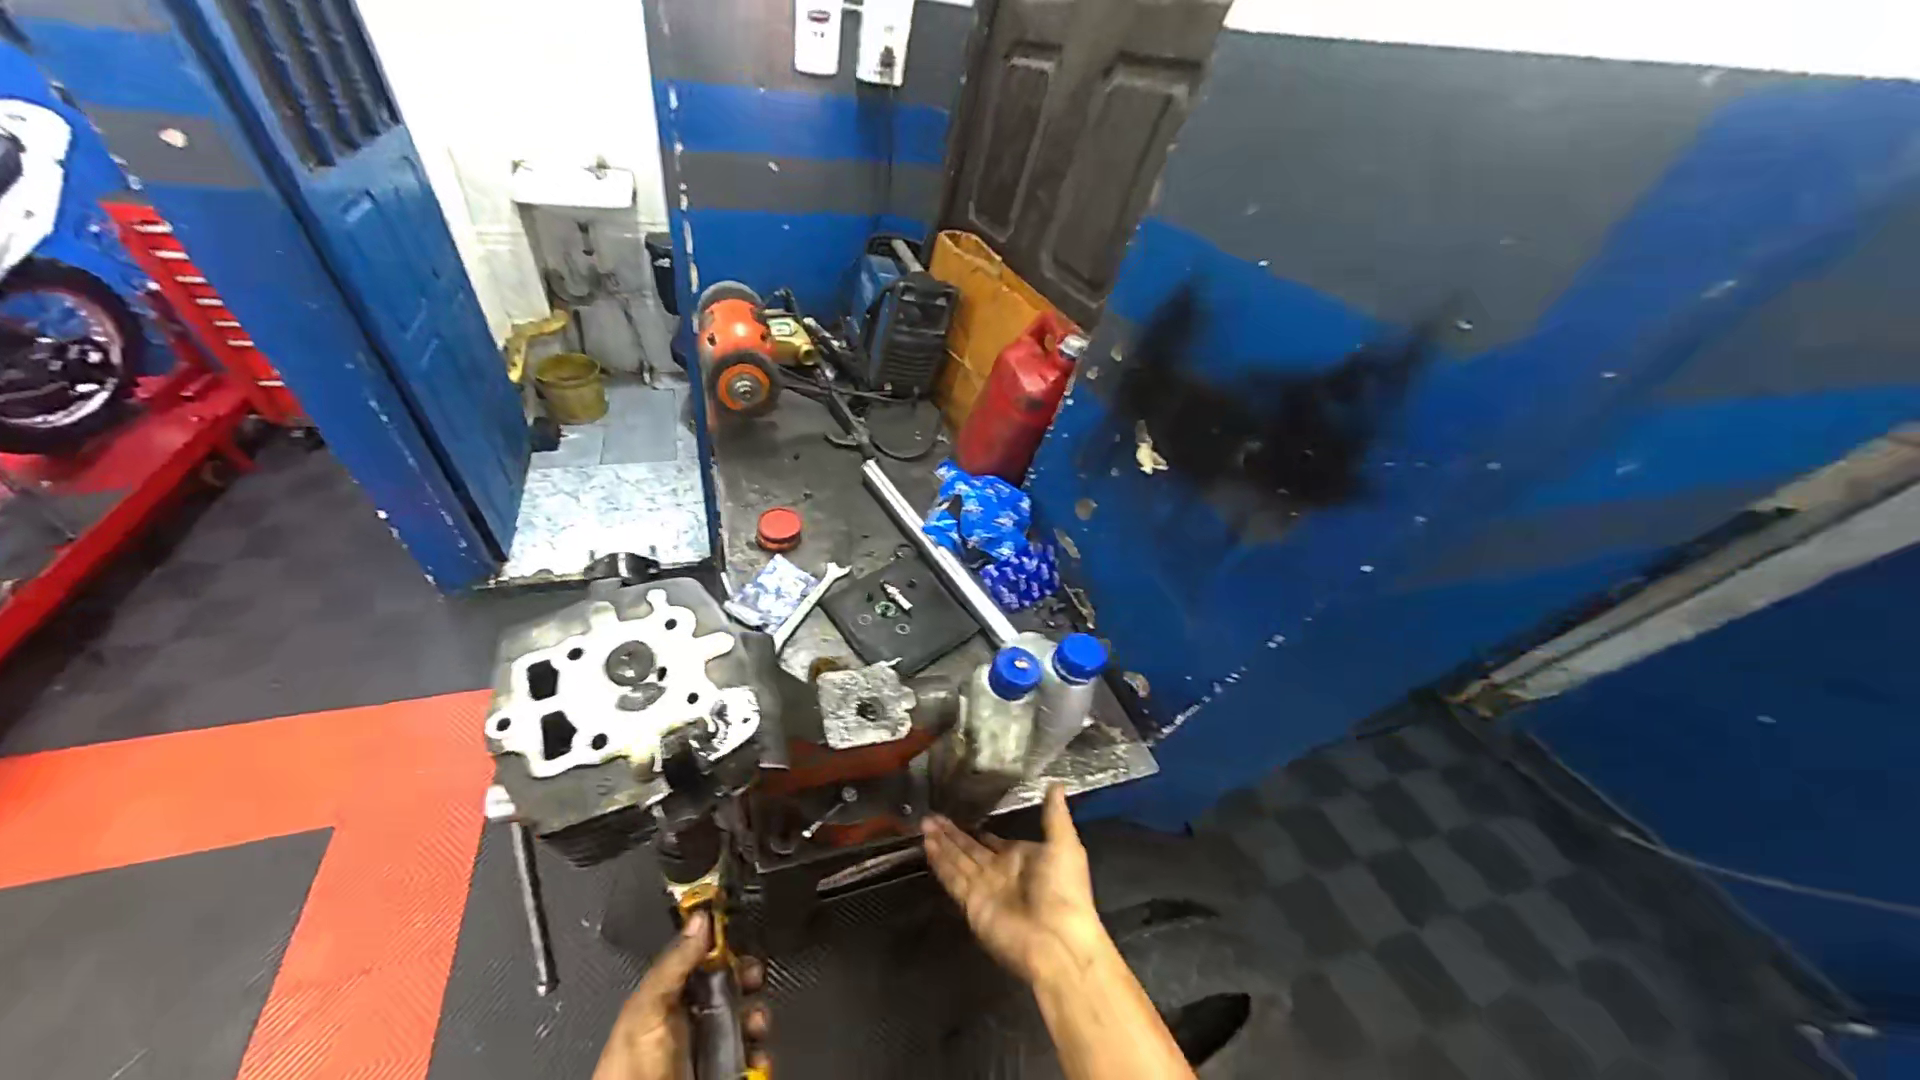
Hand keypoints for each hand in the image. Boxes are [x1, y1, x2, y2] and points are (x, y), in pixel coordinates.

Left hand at [593, 911, 770, 1079]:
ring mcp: (709, 1049)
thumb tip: (701, 918)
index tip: (739, 940)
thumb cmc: (630, 1071)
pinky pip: (753, 1056)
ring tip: (756, 1025)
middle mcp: (691, 1020)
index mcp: (670, 998)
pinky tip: (755, 1055)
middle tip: (753, 980)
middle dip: (749, 979)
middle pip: (732, 987)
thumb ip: (674, 963)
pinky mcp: (726, 1072)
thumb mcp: (646, 1010)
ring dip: (758, 1016)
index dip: (724, 947)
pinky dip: (761, 1053)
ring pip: (746, 1019)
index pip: (704, 960)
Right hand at [921, 783, 1107, 984]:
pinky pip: (952, 878)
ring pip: (957, 860)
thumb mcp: (1064, 844)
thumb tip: (1057, 783)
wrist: (1058, 941)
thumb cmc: (1065, 890)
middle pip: (969, 848)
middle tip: (931, 816)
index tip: (961, 816)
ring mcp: (984, 888)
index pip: (992, 842)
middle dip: (951, 833)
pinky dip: (940, 862)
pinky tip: (927, 845)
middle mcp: (999, 872)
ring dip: (941, 843)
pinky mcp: (971, 904)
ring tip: (924, 824)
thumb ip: (1054, 815)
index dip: (976, 830)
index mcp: (1021, 858)